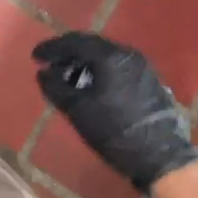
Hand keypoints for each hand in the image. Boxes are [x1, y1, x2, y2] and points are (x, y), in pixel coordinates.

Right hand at [33, 33, 197, 191]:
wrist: (162, 156)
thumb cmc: (114, 131)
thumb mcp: (78, 111)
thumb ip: (55, 88)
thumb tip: (43, 73)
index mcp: (109, 56)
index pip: (74, 42)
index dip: (52, 48)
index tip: (35, 58)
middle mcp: (127, 54)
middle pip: (91, 46)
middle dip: (68, 55)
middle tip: (51, 68)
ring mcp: (142, 66)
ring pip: (105, 56)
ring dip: (84, 64)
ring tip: (69, 81)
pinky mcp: (150, 80)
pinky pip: (118, 67)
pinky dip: (100, 72)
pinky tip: (93, 89)